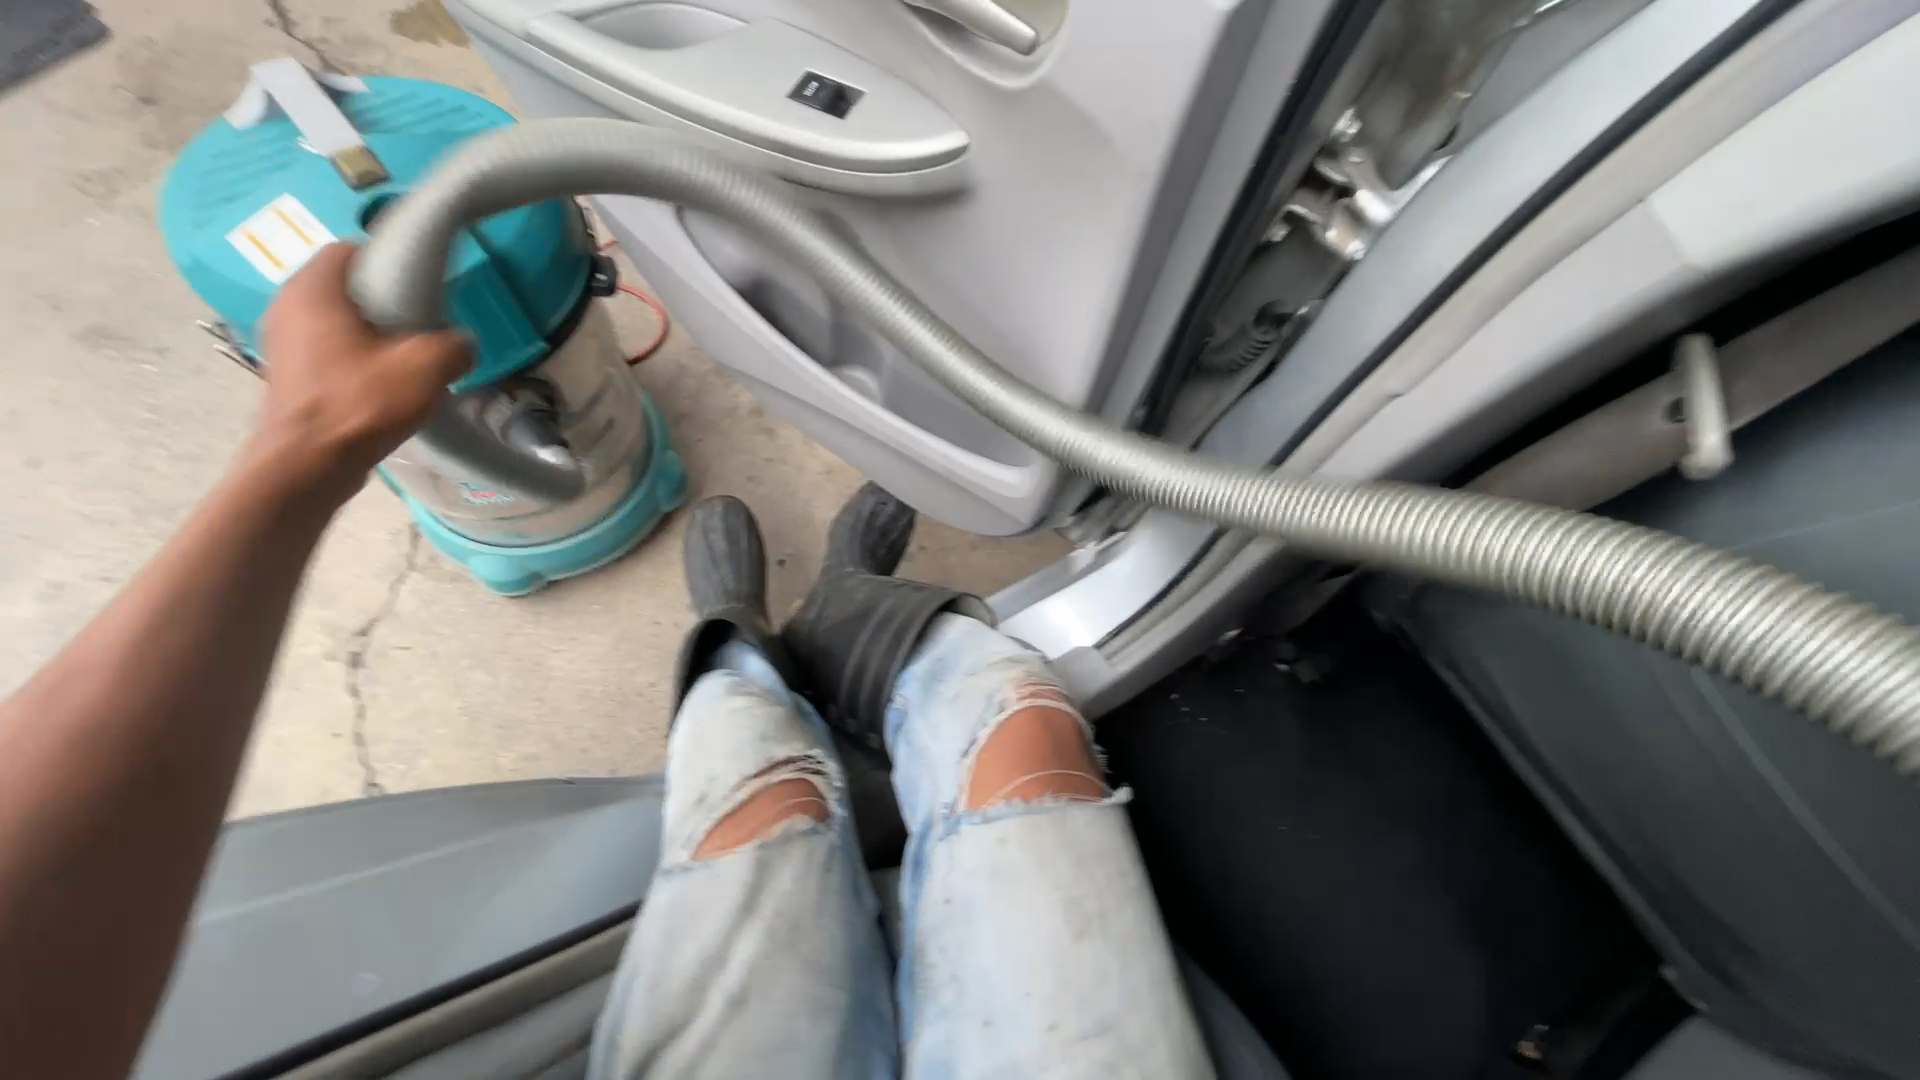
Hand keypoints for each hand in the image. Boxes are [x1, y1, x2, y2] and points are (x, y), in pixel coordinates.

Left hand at [251, 243, 471, 502]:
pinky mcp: (289, 371)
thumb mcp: (427, 367)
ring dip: (373, 332)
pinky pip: (329, 348)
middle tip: (423, 326)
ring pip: (338, 320)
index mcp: (313, 290)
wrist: (308, 463)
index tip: (422, 288)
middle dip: (385, 301)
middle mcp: (287, 305)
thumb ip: (454, 344)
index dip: (389, 261)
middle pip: (345, 286)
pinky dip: (358, 356)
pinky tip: (385, 383)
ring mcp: (282, 340)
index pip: (350, 250)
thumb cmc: (362, 404)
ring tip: (408, 359)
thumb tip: (460, 343)